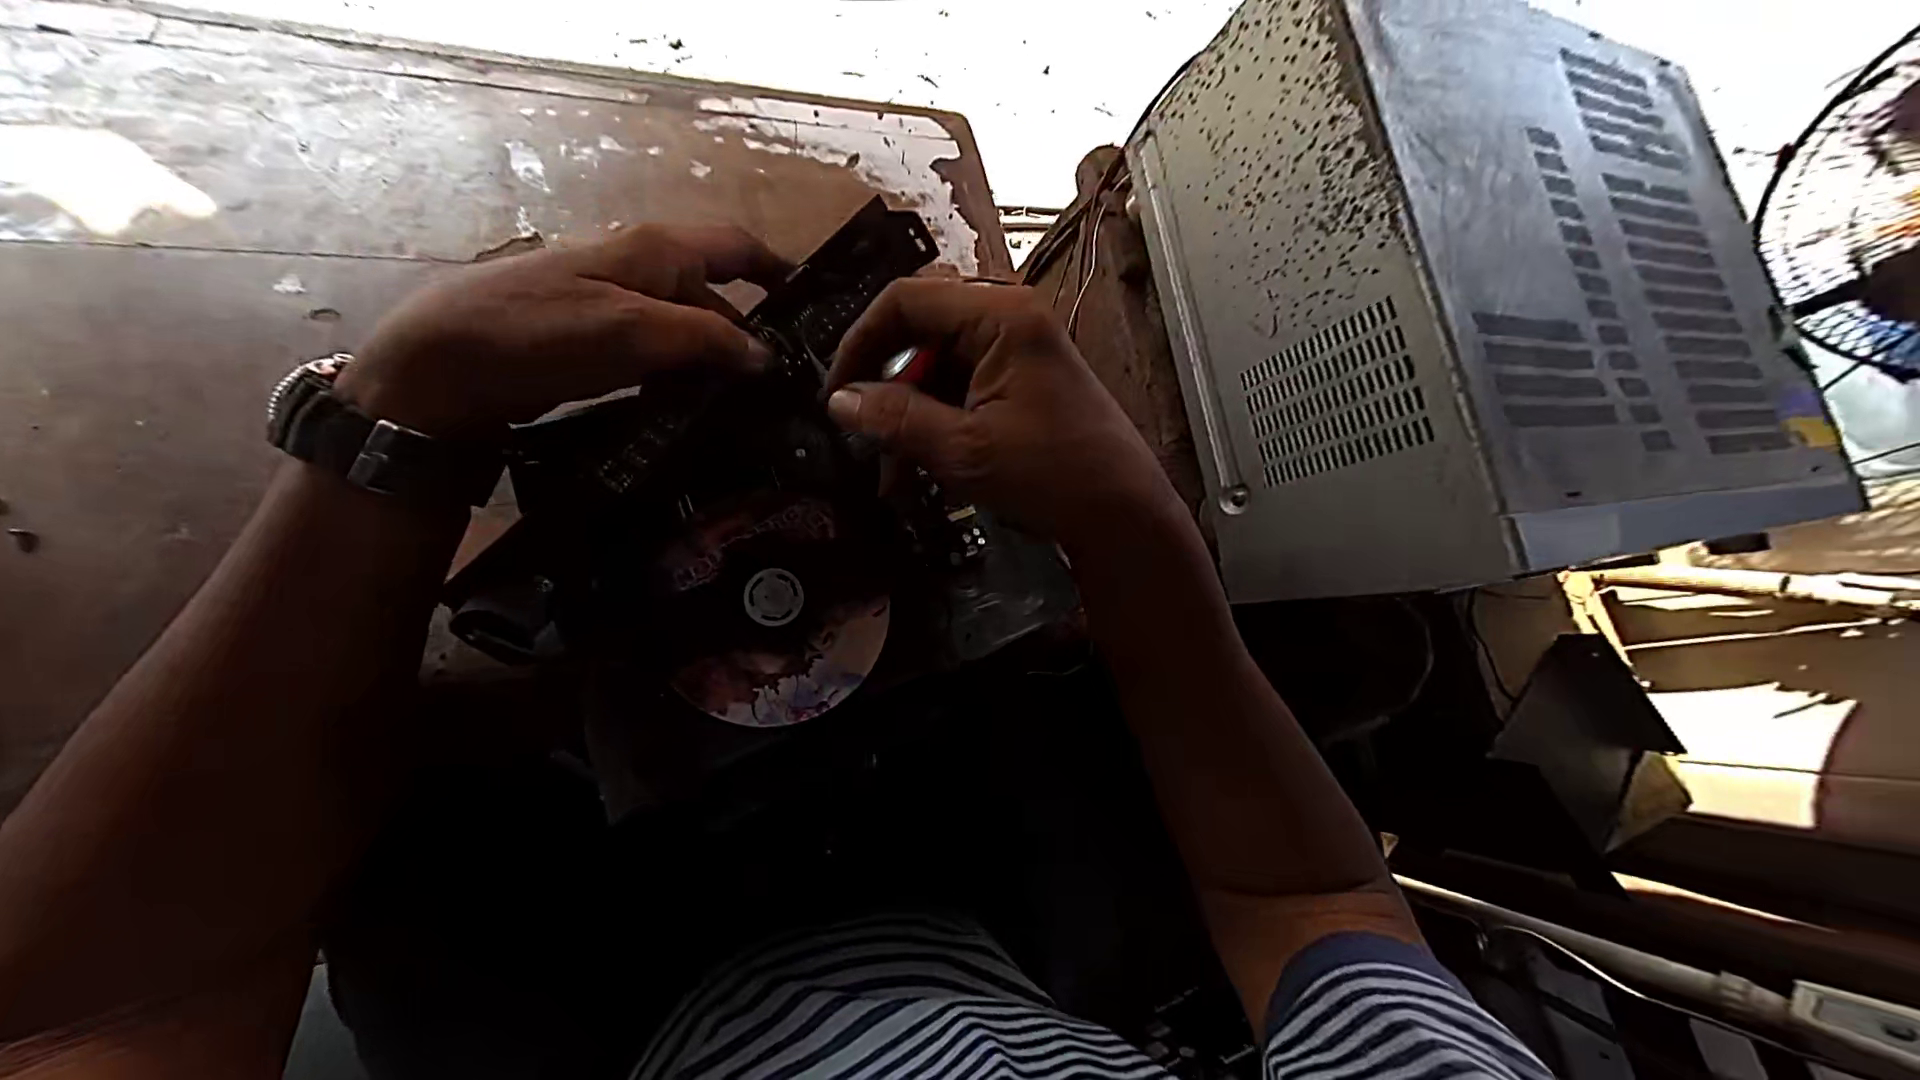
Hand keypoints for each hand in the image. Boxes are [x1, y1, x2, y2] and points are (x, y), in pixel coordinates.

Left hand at [334, 225, 790, 437]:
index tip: (818, 307)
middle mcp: (644, 272)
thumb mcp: (634, 332)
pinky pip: (664, 359)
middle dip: (753, 339)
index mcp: (656, 251)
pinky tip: (699, 415)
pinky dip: (687, 382)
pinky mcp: (605, 346)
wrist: (445, 369)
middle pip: (719, 302)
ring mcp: (622, 311)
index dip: (780, 270)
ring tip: (752, 412)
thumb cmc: (541, 333)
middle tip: (787, 390)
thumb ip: (708, 339)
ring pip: (692, 336)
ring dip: (720, 368)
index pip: (737, 248)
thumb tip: (766, 356)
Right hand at [824, 279, 1184, 553]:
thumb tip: (840, 401)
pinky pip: (961, 397)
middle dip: (887, 393)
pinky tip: (920, 474)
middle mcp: (1010, 324)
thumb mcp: (963, 450)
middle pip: (921, 338)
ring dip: (909, 422)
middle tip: (864, 438)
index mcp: (1002, 317)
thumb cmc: (1055, 477)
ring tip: (893, 477)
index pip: (907, 301)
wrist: (1124, 518)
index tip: (837, 391)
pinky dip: (936, 430)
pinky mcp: (1020, 389)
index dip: (861, 342)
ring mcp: (1017, 357)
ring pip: (937, 374)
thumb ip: (896, 419)